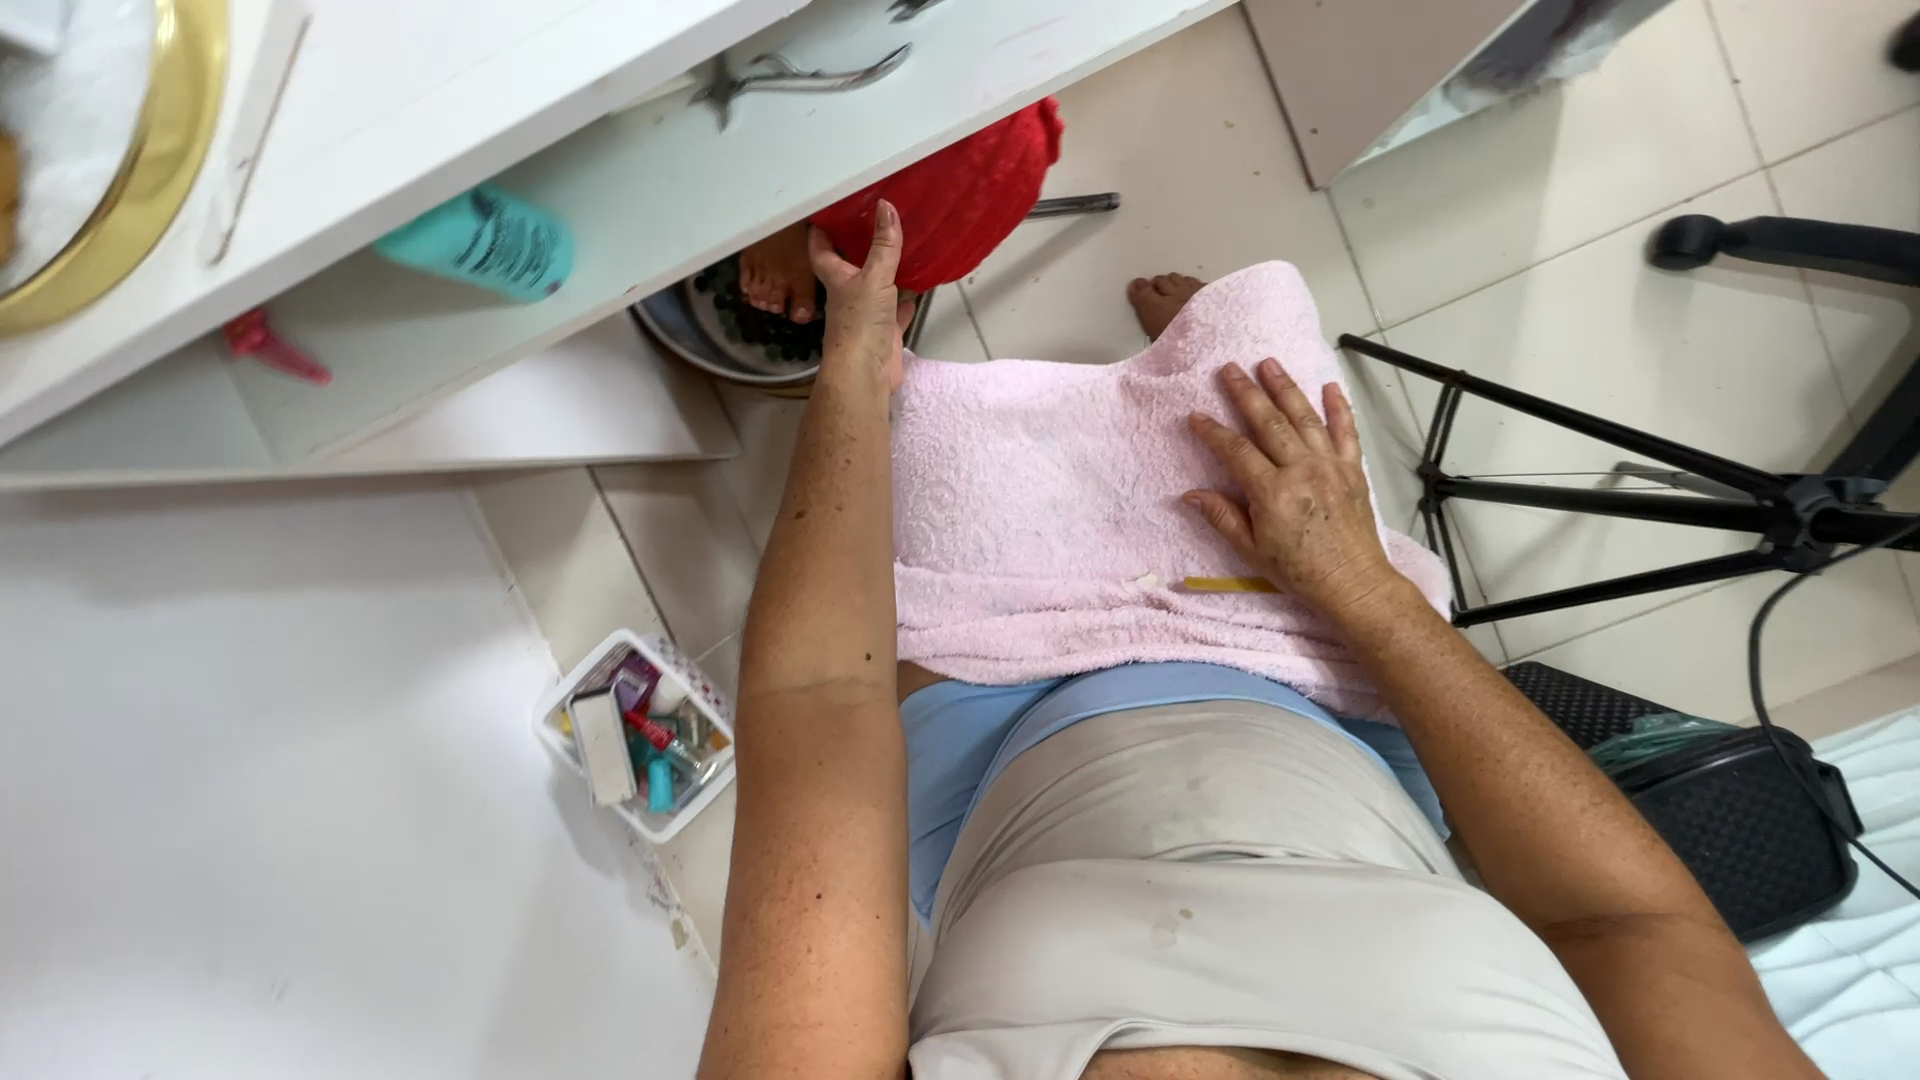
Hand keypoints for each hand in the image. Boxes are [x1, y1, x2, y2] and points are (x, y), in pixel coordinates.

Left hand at [808, 199, 915, 391]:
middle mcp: (849, 295)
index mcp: (837, 278)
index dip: (822, 230)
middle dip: (860, 247)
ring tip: (903, 248)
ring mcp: (867, 315)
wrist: (865, 373)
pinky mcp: (885, 333)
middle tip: (876, 222)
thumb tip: (886, 206)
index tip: (830, 210)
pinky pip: (896, 312)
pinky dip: (906, 302)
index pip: (822, 249)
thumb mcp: (874, 277)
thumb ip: (884, 245)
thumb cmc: (859, 324)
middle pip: (851, 267)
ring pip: (877, 288)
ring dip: (887, 273)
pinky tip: (917, 290)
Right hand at [1185, 359, 1407, 621]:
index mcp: (1273, 493)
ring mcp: (1330, 466)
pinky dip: (1337, 408)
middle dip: (1247, 393)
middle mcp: (1302, 471)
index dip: (1213, 432)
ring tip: (1269, 364)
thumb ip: (1222, 517)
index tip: (1196, 416)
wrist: (1353, 582)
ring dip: (1285, 388)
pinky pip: (1345, 432)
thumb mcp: (1251, 550)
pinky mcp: (1352, 470)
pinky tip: (1328, 386)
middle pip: (1269, 423)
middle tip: (1230, 368)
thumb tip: (1191, 495)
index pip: (1236, 452)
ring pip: (1304, 418)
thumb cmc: (1298, 571)